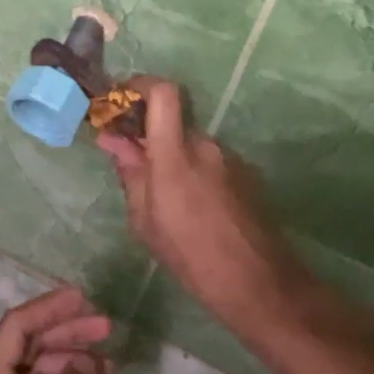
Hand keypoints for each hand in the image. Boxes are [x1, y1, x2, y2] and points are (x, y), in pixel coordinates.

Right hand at [96, 78, 304, 327]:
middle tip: (134, 165)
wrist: (260, 287)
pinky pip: (211, 163)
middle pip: (174, 122)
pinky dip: (196, 174)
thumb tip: (112, 139)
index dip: (141, 85)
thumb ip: (130, 172)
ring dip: (175, 159)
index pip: (163, 92)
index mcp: (176, 154)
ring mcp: (230, 159)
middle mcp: (206, 145)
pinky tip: (195, 211)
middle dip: (151, 136)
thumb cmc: (192, 257)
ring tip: (167, 201)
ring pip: (192, 144)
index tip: (121, 100)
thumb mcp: (145, 221)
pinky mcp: (247, 175)